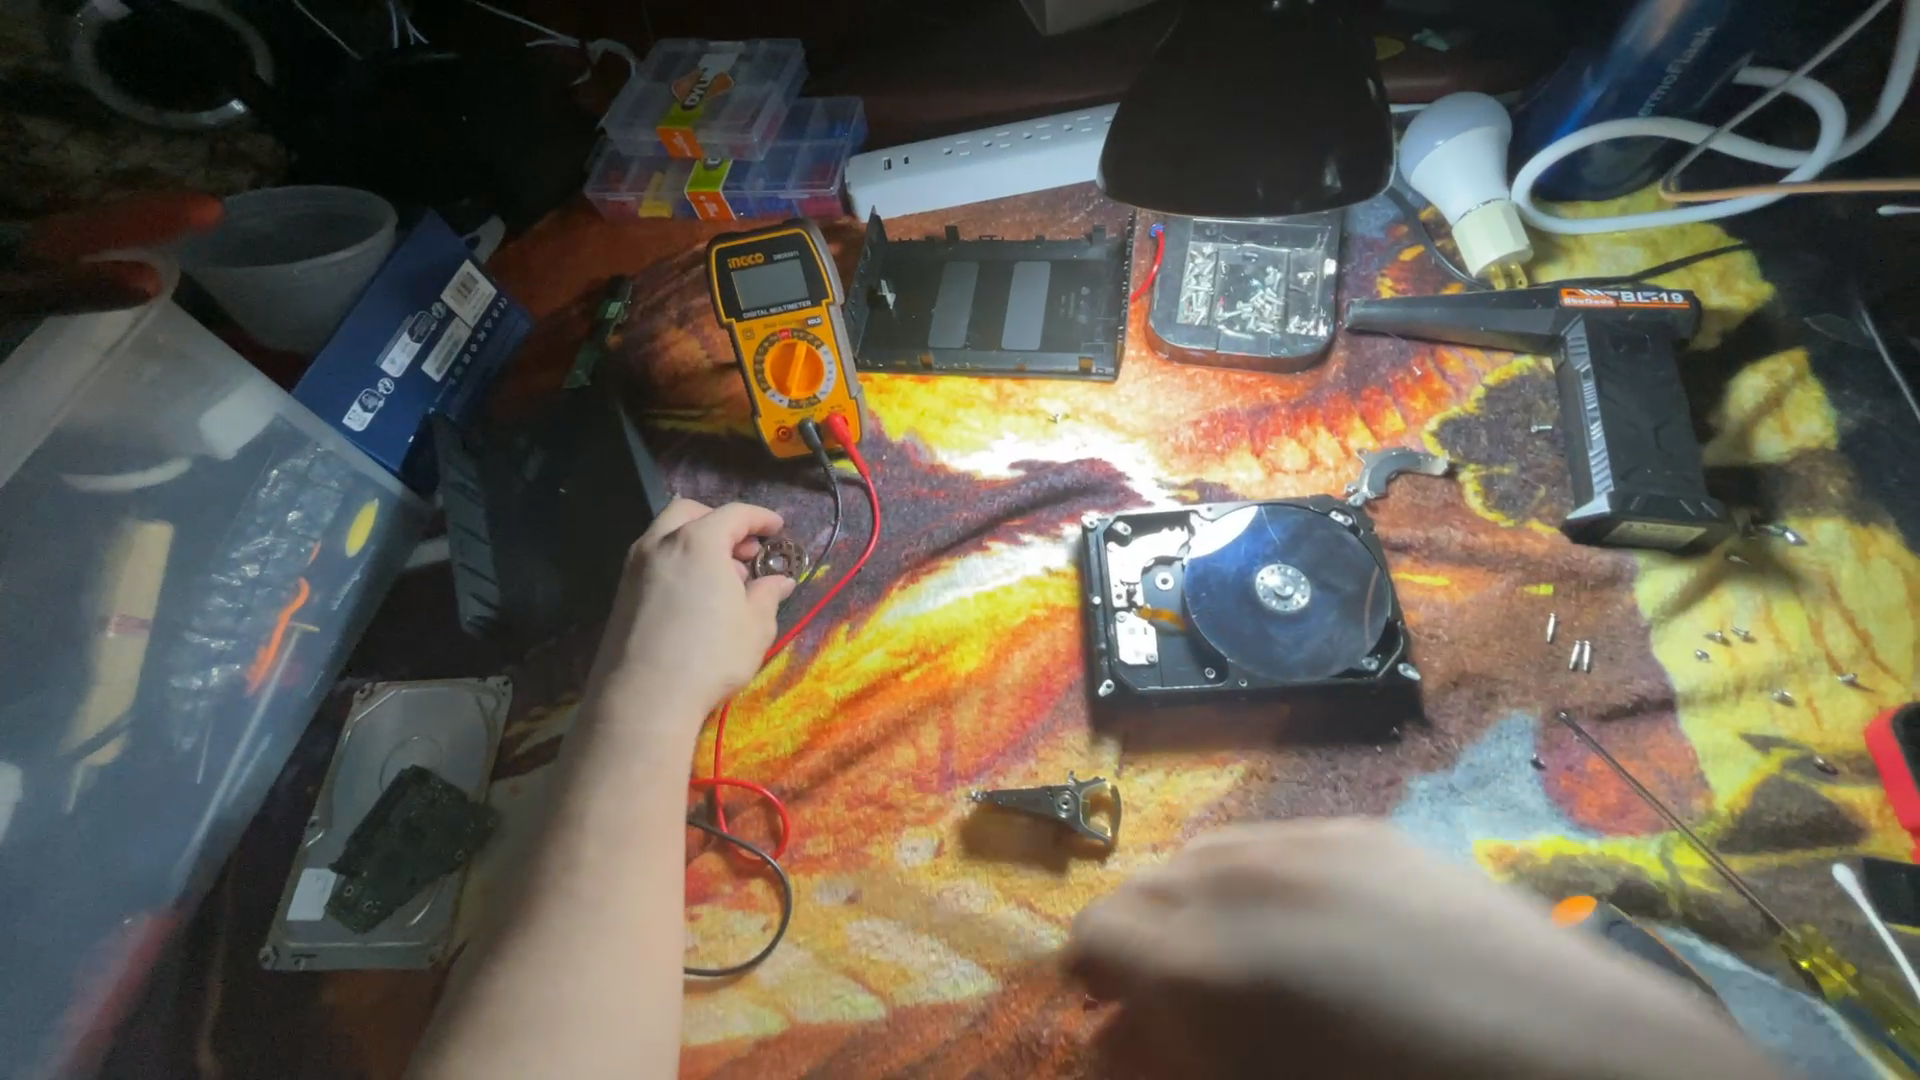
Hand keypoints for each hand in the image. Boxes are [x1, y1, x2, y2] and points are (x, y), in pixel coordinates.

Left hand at [585, 499, 795, 732]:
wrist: (645, 699)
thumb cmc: (711, 656)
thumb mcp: (756, 625)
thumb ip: (768, 594)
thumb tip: (779, 581)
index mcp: (698, 542)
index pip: (734, 513)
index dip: (760, 517)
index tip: (778, 528)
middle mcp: (660, 544)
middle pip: (691, 512)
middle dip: (721, 521)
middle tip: (745, 549)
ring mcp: (635, 568)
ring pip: (667, 534)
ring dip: (697, 542)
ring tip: (724, 577)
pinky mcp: (622, 593)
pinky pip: (654, 560)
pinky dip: (678, 562)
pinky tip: (696, 596)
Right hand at [1065, 818, 1782, 1079]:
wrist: (1590, 1071)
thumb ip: (1168, 1062)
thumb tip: (1112, 1038)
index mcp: (1202, 962)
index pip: (1095, 935)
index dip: (1096, 976)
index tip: (1118, 1011)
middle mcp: (1234, 879)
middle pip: (1139, 885)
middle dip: (1142, 939)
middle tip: (1185, 994)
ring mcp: (1299, 842)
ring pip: (1199, 855)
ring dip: (1199, 904)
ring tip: (1251, 958)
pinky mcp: (1358, 830)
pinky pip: (1268, 843)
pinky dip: (1259, 882)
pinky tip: (1314, 927)